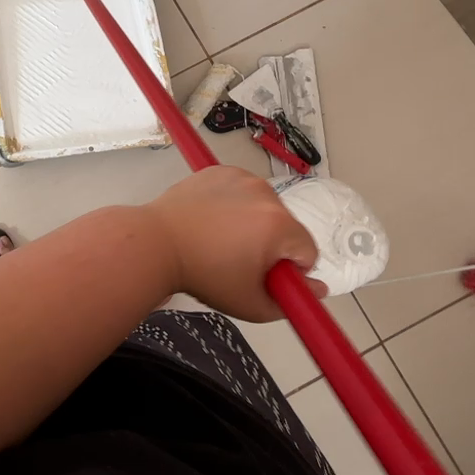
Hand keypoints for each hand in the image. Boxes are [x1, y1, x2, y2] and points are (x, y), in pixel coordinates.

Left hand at [144, 166, 325, 321]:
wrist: (157, 242)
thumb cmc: (203, 273)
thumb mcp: (252, 304)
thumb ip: (293, 301)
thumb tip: (317, 288)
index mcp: (278, 224)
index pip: (308, 251)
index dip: (290, 269)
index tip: (264, 275)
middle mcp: (264, 193)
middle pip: (286, 226)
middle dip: (272, 244)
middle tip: (238, 258)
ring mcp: (239, 177)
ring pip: (264, 206)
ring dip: (253, 221)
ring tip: (221, 238)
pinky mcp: (218, 170)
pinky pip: (240, 190)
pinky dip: (233, 203)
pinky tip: (212, 218)